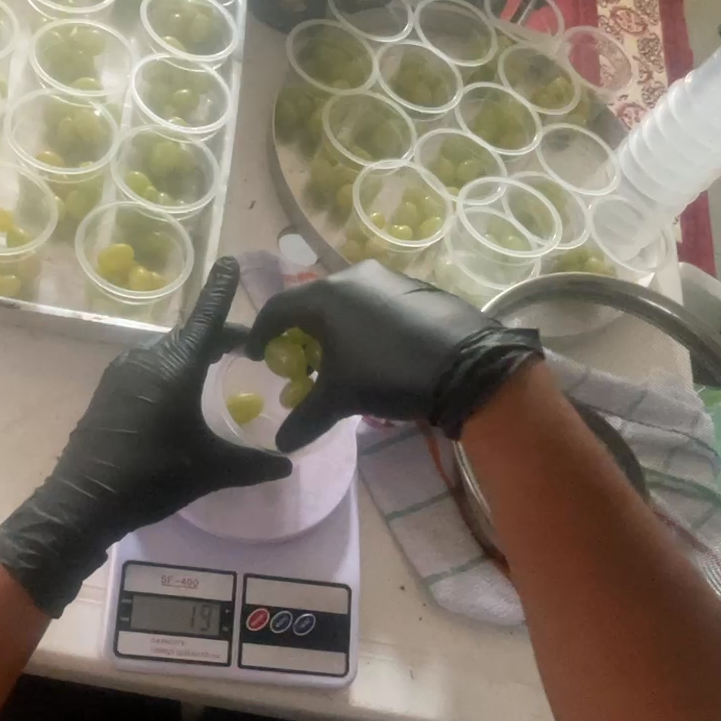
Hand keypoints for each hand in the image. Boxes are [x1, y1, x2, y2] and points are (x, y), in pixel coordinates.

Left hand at [0, 257, 291, 614]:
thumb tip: (287, 465)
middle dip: (220, 337)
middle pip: (190, 336)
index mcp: (175, 368)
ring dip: (193, 355)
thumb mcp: (209, 471)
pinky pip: (147, 369)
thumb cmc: (152, 478)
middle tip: (246, 347)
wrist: (84, 500)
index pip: (207, 318)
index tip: (230, 262)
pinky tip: (177, 395)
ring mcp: (122, 373)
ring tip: (215, 369)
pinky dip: (170, 370)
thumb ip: (251, 464)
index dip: (221, 291)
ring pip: (168, 353)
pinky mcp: (108, 390)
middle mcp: (147, 359)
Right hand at [246, 261, 542, 450]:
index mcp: (325, 296)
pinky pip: (374, 306)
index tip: (255, 356)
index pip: (277, 309)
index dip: (260, 334)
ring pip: (345, 305)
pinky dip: (361, 328)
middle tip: (298, 365)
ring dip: (333, 333)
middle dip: (299, 337)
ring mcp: (388, 279)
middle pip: (311, 305)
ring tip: (338, 363)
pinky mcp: (415, 289)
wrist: (465, 363)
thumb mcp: (340, 399)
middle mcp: (353, 276)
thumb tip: (282, 444)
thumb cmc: (388, 373)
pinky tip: (374, 355)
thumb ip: (305, 418)